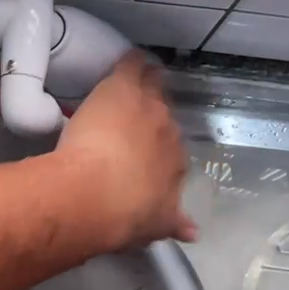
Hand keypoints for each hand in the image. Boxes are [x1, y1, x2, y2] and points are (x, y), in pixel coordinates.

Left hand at [51, 53, 196, 247]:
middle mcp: (168, 132)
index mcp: (175, 163)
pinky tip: (129, 56)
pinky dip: (132, 61)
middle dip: (152, 115)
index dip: (158, 147)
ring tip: (137, 80)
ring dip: (146, 83)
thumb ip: (172, 222)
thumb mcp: (154, 224)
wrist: (96, 192)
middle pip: (164, 115)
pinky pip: (133, 65)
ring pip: (151, 85)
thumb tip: (192, 232)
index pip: (172, 149)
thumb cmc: (124, 215)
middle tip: (134, 118)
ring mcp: (147, 107)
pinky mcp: (122, 87)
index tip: (146, 149)